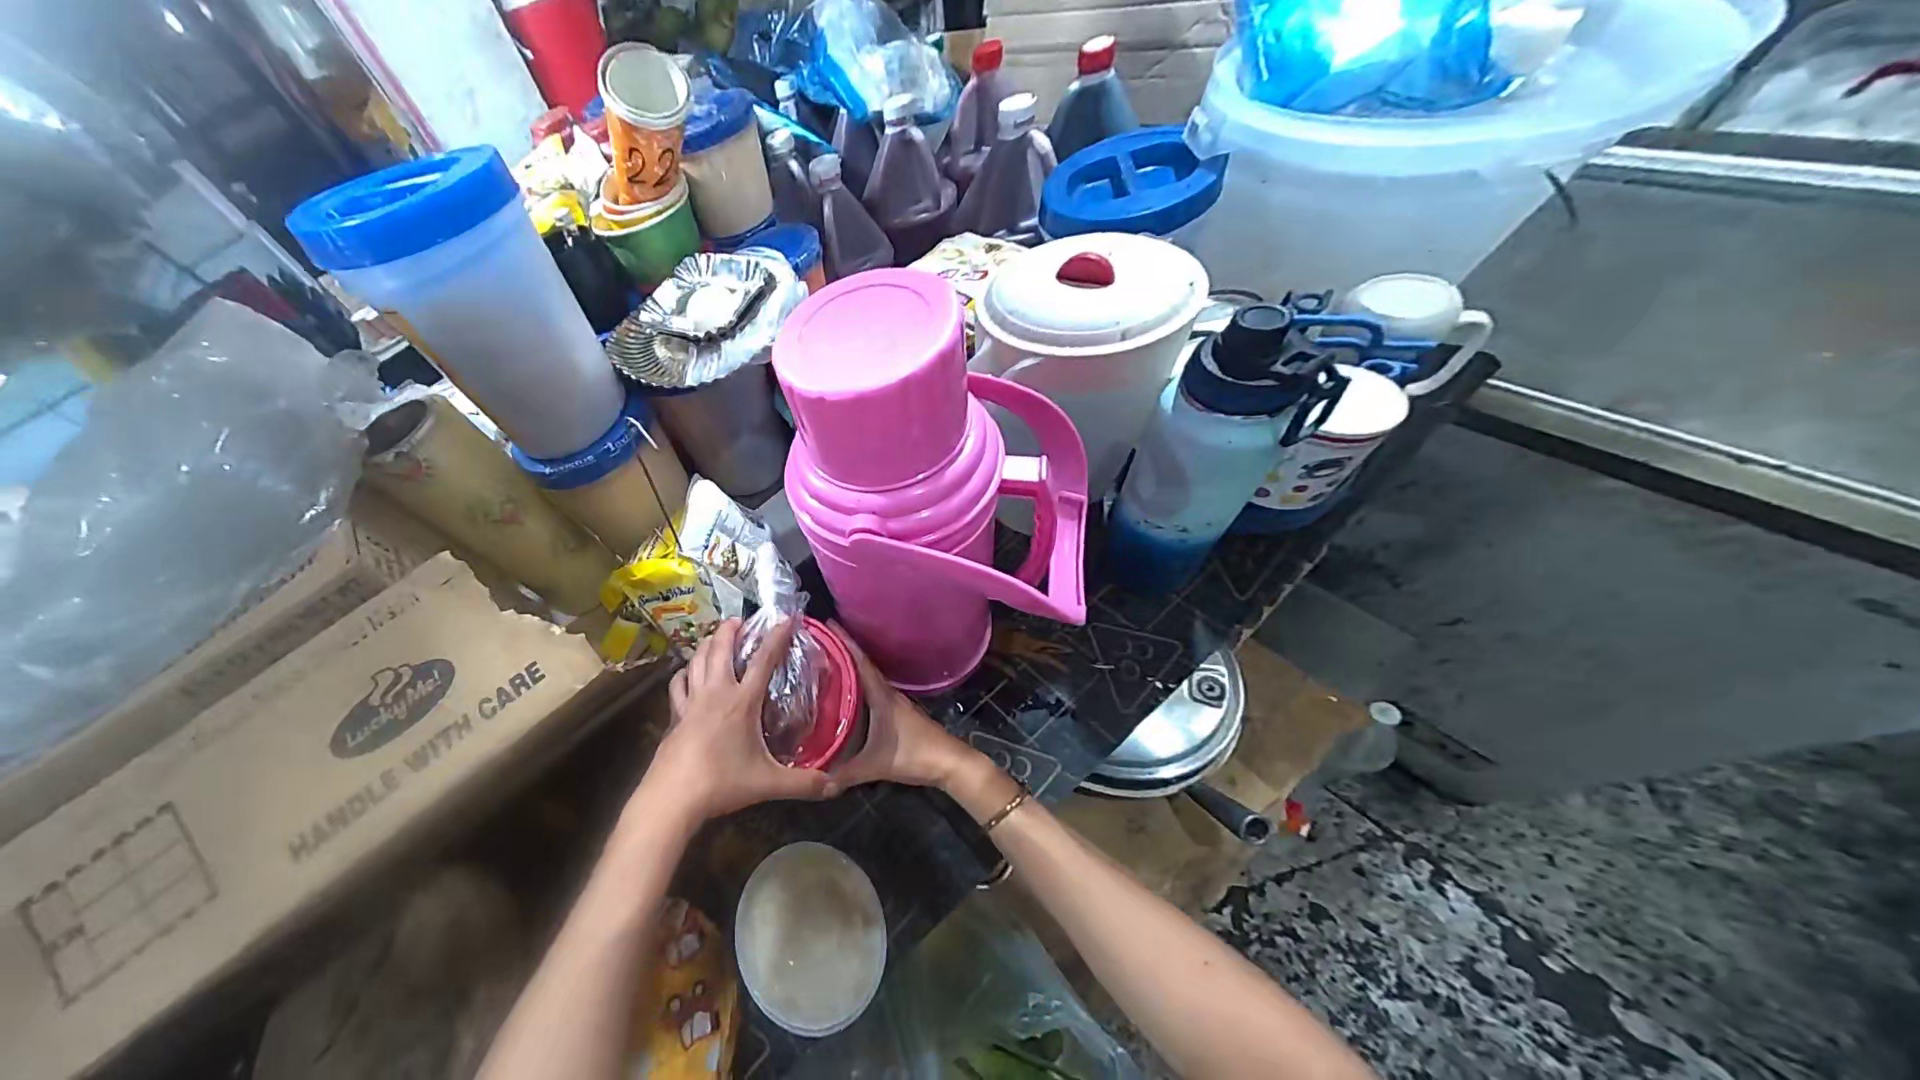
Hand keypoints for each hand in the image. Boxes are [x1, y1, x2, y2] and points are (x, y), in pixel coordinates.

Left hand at [640, 618, 835, 827]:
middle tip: (739, 620)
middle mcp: (715, 693)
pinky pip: (679, 685)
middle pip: (720, 650)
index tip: (786, 618)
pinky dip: (685, 672)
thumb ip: (803, 783)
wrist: (670, 799)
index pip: (763, 661)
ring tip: (715, 639)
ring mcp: (691, 703)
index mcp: (741, 702)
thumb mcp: (768, 783)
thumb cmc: (722, 783)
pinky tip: (687, 674)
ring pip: (696, 661)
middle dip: (729, 630)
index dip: (776, 637)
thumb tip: (835, 787)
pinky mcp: (675, 717)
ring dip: (707, 645)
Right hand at [828, 621, 980, 790]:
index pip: (860, 662)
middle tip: (817, 641)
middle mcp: (888, 693)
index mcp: (882, 696)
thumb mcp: (875, 766)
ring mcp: (895, 703)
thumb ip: (843, 773)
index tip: (826, 624)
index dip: (844, 642)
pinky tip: (847, 694)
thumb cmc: (914, 755)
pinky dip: (859, 686)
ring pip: (868, 679)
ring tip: (825, 663)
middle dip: (841, 651)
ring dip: (850, 668)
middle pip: (862, 666)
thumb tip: (813, 778)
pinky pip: (873, 692)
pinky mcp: (898, 714)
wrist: (949, 763)